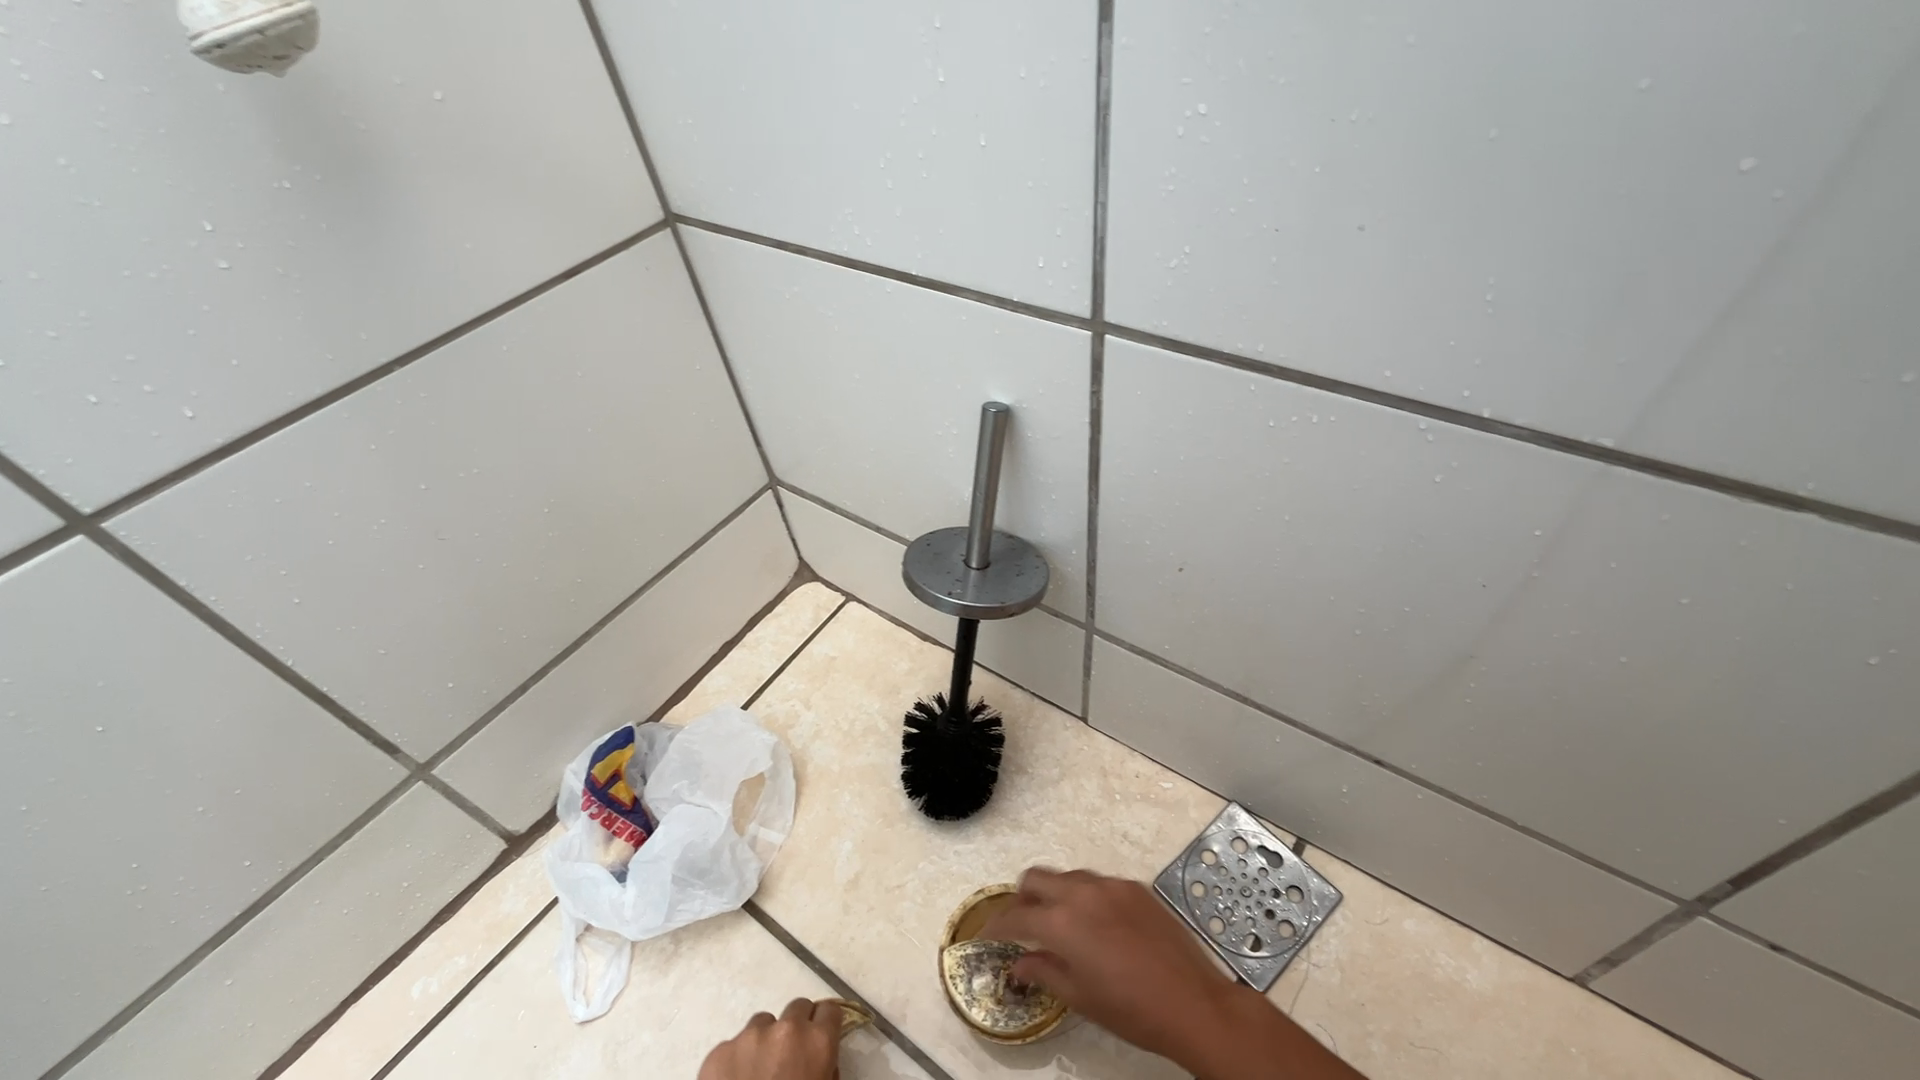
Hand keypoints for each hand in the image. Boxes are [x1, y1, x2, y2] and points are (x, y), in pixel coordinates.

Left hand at [698, 998, 842, 1079]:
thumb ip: (827, 1070)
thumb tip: (823, 1060)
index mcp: (817, 1042)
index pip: (830, 1009)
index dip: (826, 1024)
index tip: (822, 1036)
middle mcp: (785, 1030)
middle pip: (798, 1007)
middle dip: (798, 1026)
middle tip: (793, 1054)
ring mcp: (748, 1037)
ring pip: (764, 1023)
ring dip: (767, 1040)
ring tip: (760, 1071)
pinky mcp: (719, 1051)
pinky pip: (735, 1045)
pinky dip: (739, 1059)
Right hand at [977, 867, 1234, 1061]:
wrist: (1193, 1002)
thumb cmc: (1130, 1008)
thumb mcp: (1079, 996)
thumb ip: (1043, 971)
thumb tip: (1018, 963)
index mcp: (1061, 922)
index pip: (1015, 916)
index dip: (996, 926)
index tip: (988, 935)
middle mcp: (1082, 892)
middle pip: (1035, 878)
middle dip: (1022, 898)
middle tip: (1022, 925)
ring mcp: (1112, 886)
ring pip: (1068, 876)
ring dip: (1055, 894)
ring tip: (1060, 924)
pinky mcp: (1136, 887)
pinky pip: (1099, 883)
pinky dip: (1086, 896)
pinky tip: (1097, 924)